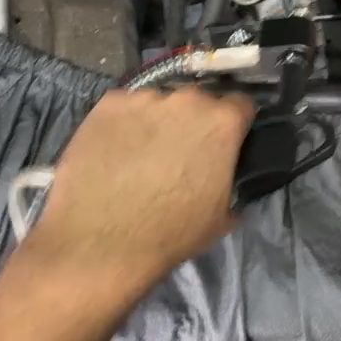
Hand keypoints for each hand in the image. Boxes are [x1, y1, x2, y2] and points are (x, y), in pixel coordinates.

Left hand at [23, 86, 255, 295]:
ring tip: (142, 153)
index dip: (234, 125)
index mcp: (222, 123)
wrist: (100, 242)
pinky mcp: (108, 104)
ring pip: (159, 103)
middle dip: (195, 121)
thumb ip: (233, 181)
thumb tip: (228, 175)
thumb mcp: (222, 216)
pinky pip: (124, 107)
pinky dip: (124, 123)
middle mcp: (187, 100)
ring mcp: (144, 98)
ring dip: (158, 121)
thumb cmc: (169, 233)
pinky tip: (114, 150)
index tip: (225, 143)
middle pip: (198, 101)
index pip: (240, 105)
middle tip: (182, 151)